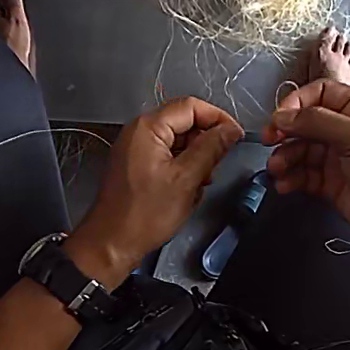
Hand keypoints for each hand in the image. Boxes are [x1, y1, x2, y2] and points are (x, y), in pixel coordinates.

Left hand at [68, 97, 243, 284]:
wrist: (113, 243)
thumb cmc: (143, 215)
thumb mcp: (187, 179)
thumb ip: (211, 148)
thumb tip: (230, 130)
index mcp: (148, 128)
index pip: (191, 106)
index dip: (218, 119)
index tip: (236, 136)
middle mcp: (139, 132)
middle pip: (185, 123)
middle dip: (206, 143)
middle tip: (216, 167)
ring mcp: (137, 149)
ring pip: (179, 142)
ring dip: (197, 160)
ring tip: (198, 184)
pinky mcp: (138, 166)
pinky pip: (169, 157)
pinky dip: (184, 170)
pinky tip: (187, 191)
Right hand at [262, 78, 349, 251]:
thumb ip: (319, 122)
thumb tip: (286, 115)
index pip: (322, 94)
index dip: (297, 103)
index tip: (279, 117)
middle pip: (308, 123)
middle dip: (287, 132)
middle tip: (271, 142)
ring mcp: (342, 158)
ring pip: (303, 151)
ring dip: (286, 158)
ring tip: (278, 169)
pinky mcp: (334, 184)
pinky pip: (305, 176)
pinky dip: (292, 179)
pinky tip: (285, 184)